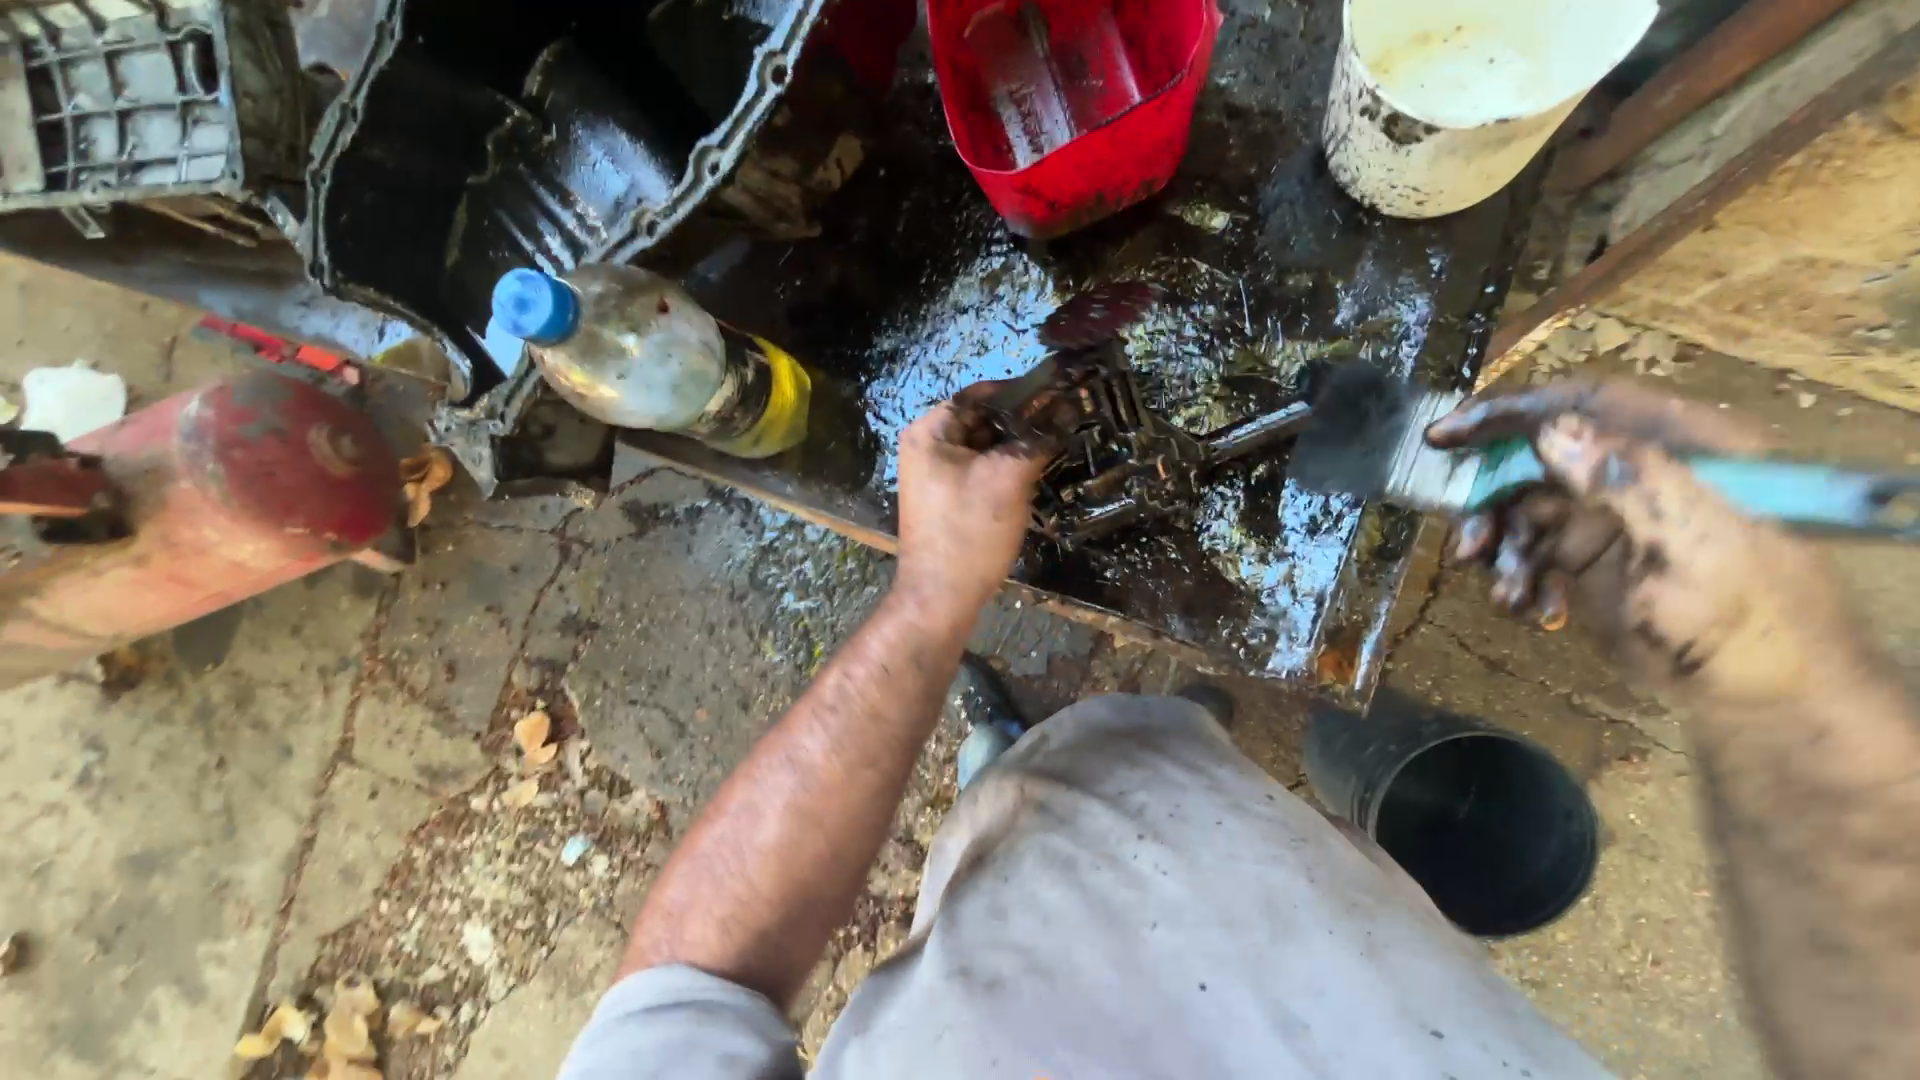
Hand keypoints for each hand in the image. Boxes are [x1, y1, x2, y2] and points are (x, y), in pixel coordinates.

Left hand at [894, 397, 1049, 617]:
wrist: (941, 597)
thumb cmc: (970, 532)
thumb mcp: (1008, 480)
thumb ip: (1035, 441)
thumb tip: (1065, 410)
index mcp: (929, 432)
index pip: (978, 394)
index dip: (1018, 392)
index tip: (1057, 396)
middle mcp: (925, 447)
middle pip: (981, 420)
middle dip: (1019, 422)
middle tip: (1062, 424)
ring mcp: (933, 475)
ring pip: (983, 447)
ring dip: (1014, 448)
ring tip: (1054, 446)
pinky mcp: (946, 498)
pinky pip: (979, 471)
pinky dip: (1004, 470)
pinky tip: (1034, 474)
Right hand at [1426, 380, 1863, 705]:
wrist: (1762, 698)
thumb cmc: (1749, 619)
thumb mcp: (1696, 543)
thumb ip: (1630, 479)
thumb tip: (1551, 431)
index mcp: (1679, 450)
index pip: (1584, 405)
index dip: (1511, 411)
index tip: (1446, 433)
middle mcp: (1635, 475)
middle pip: (1534, 461)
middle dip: (1492, 503)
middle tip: (1466, 544)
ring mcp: (1608, 519)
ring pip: (1521, 510)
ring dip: (1500, 548)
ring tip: (1505, 591)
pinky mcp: (1586, 560)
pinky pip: (1527, 553)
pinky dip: (1516, 578)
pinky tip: (1527, 607)